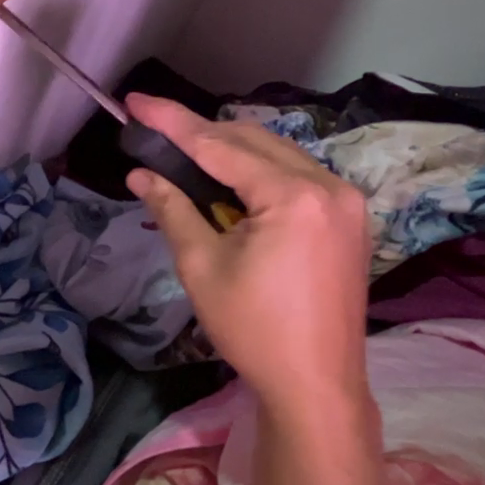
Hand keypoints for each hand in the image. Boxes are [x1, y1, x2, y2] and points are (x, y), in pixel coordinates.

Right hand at [124, 94, 370, 404]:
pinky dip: (256, 172)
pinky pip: (295, 176)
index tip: (136, 101)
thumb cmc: (252, 328)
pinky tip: (225, 183)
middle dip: (200, 133)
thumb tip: (139, 174)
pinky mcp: (348, 219)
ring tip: (181, 157)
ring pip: (276, 155)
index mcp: (293, 196)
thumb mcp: (201, 266)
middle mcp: (329, 186)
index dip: (172, 122)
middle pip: (252, 141)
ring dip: (228, 151)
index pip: (220, 146)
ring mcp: (345, 202)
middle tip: (151, 130)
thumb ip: (172, 209)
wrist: (315, 382)